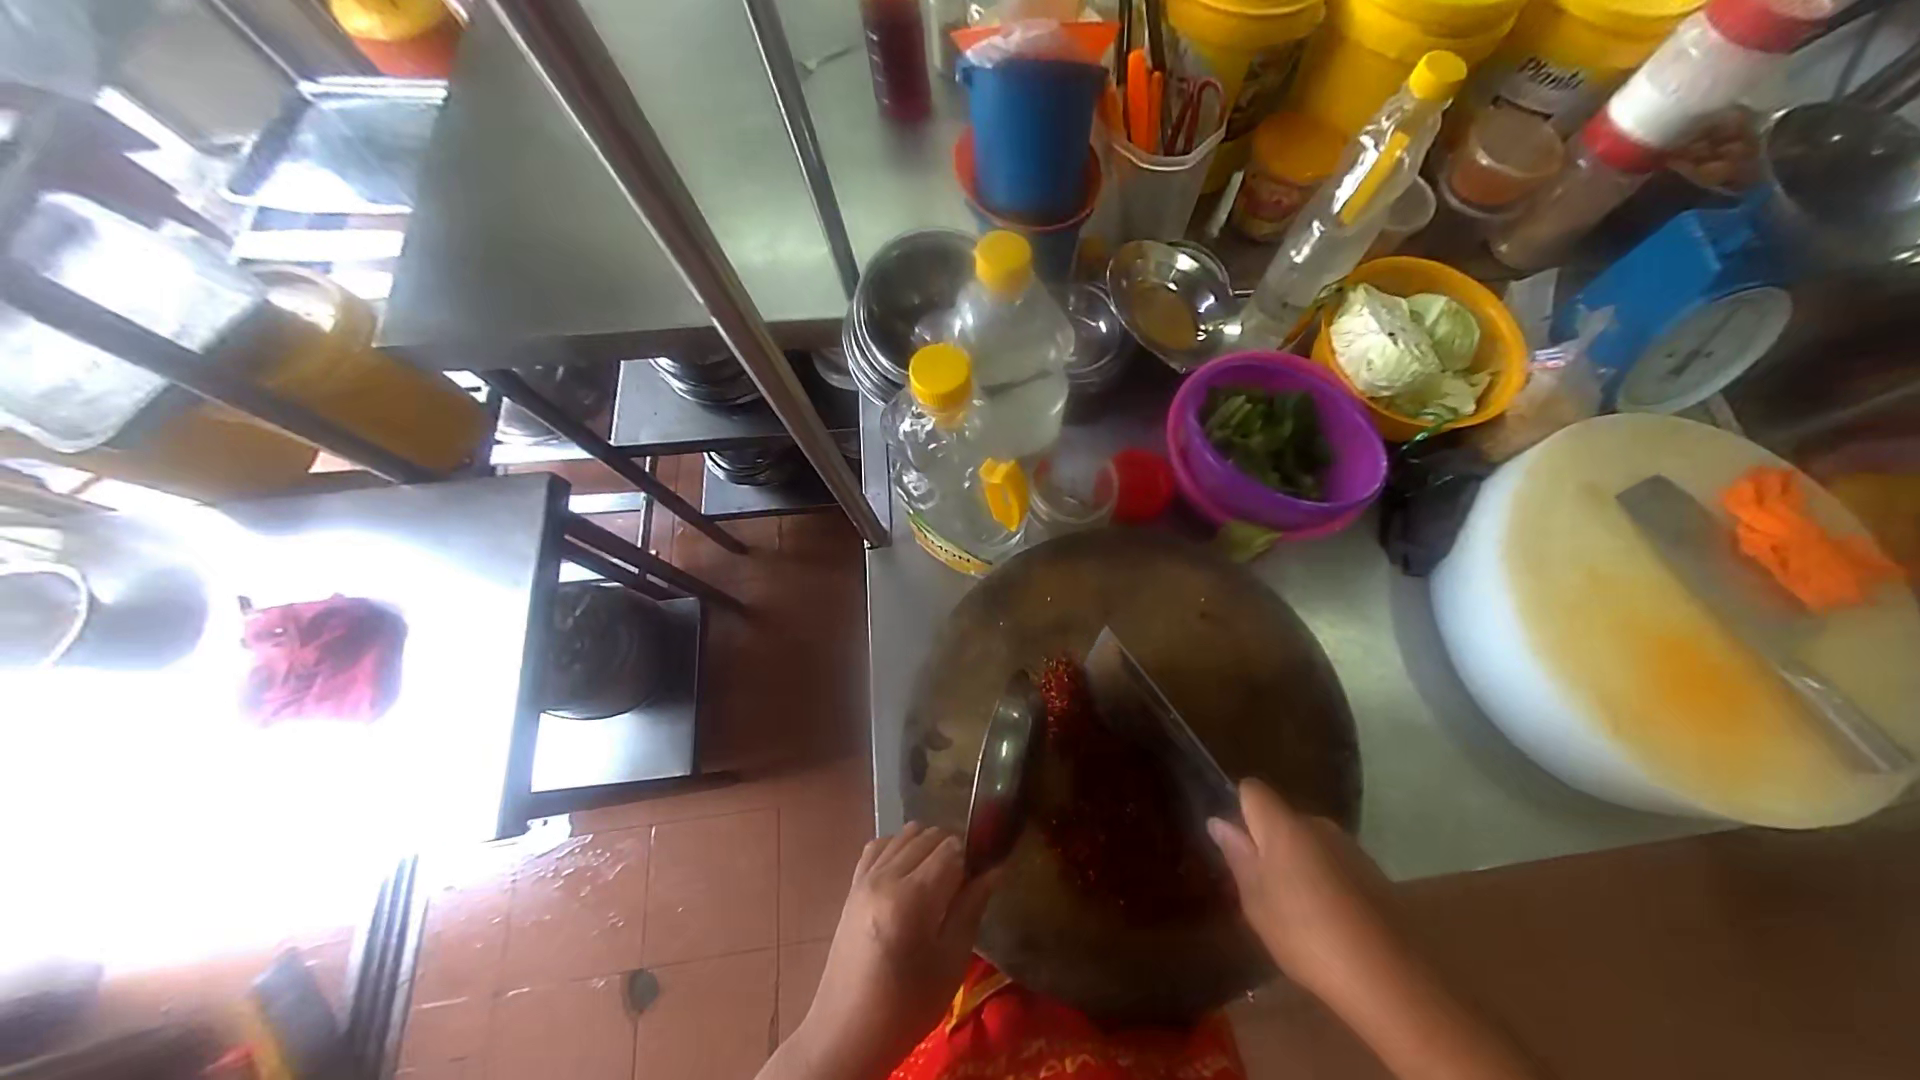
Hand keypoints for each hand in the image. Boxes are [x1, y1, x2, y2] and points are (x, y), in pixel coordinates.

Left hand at [782, 824, 996, 1079]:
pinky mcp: (853, 883)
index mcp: (912, 898)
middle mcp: (886, 876)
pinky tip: (908, 874)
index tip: (979, 878)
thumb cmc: (908, 1005)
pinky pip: (880, 844)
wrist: (849, 1030)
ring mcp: (865, 877)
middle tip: (962, 883)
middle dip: (952, 849)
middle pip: (930, 835)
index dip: (972, 858)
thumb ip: (972, 907)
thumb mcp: (951, 962)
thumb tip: (995, 869)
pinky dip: (900, 847)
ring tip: (936, 880)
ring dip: (927, 845)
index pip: (953, 848)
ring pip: (906, 833)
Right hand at [1210, 783, 1548, 1079]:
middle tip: (1258, 884)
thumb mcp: (1256, 900)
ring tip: (1292, 907)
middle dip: (1267, 840)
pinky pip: (1334, 862)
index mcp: (1284, 825)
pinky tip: (1325, 918)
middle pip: (1282, 816)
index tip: (1235, 843)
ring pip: (1309, 841)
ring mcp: (1351, 848)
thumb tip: (1219, 822)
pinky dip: (1324, 879)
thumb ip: (1238, 856)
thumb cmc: (1304, 933)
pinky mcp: (1374, 874)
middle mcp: (1318, 825)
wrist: (1387, 978)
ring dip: (1297, 861)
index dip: (1239, 808)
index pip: (1252, 790)